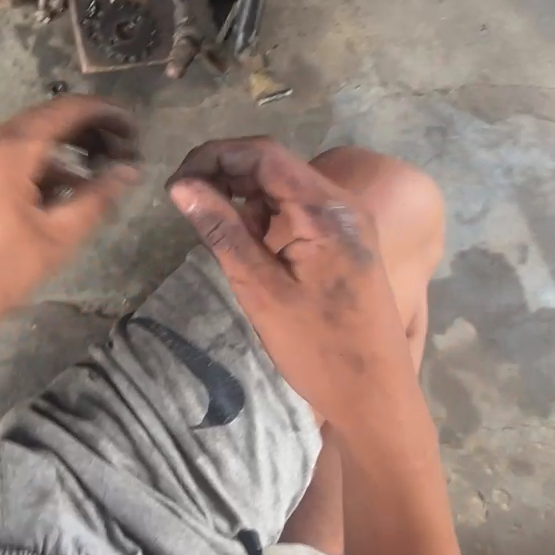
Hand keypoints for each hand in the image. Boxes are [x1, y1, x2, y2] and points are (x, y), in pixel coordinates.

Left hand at [0, 96, 140, 344]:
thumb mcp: (55, 239)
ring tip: (96, 177)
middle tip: (121, 151)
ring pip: (27, 139)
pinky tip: (58, 194)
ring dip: (63, 151)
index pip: (68, 108)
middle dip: (87, 132)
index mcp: (11, 147)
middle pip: (47, 119)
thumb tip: (128, 171)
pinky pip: (7, 155)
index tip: (133, 127)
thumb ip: (96, 199)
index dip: (105, 112)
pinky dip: (37, 165)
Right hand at [167, 138, 414, 427]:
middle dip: (223, 172)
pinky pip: (294, 205)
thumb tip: (180, 185)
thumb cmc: (317, 349)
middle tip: (184, 200)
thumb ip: (221, 229)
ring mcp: (345, 219)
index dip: (213, 156)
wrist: (376, 402)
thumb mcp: (259, 288)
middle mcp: (340, 202)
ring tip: (208, 220)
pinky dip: (262, 211)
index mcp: (326, 209)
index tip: (177, 185)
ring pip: (280, 182)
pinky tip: (243, 238)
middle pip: (271, 162)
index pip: (262, 153)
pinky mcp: (342, 237)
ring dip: (240, 191)